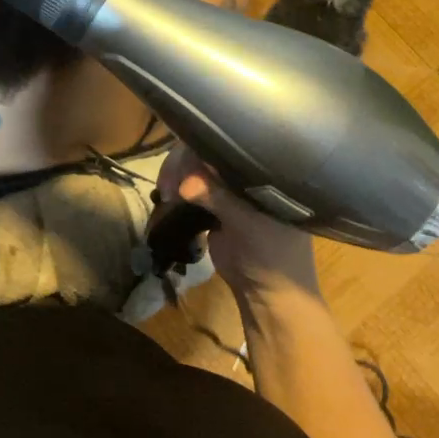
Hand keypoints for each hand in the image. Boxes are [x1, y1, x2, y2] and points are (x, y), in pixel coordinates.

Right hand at [156, 144, 317, 299]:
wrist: (268, 293)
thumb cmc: (272, 256)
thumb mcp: (250, 225)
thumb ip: (220, 199)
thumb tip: (185, 182)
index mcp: (265, 170)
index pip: (230, 144)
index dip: (202, 148)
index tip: (183, 167)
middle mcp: (246, 173)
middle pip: (207, 152)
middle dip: (183, 165)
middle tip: (168, 187)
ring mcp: (230, 188)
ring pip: (196, 168)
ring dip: (176, 176)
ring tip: (166, 195)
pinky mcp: (215, 205)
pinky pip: (191, 187)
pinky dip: (177, 190)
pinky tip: (168, 198)